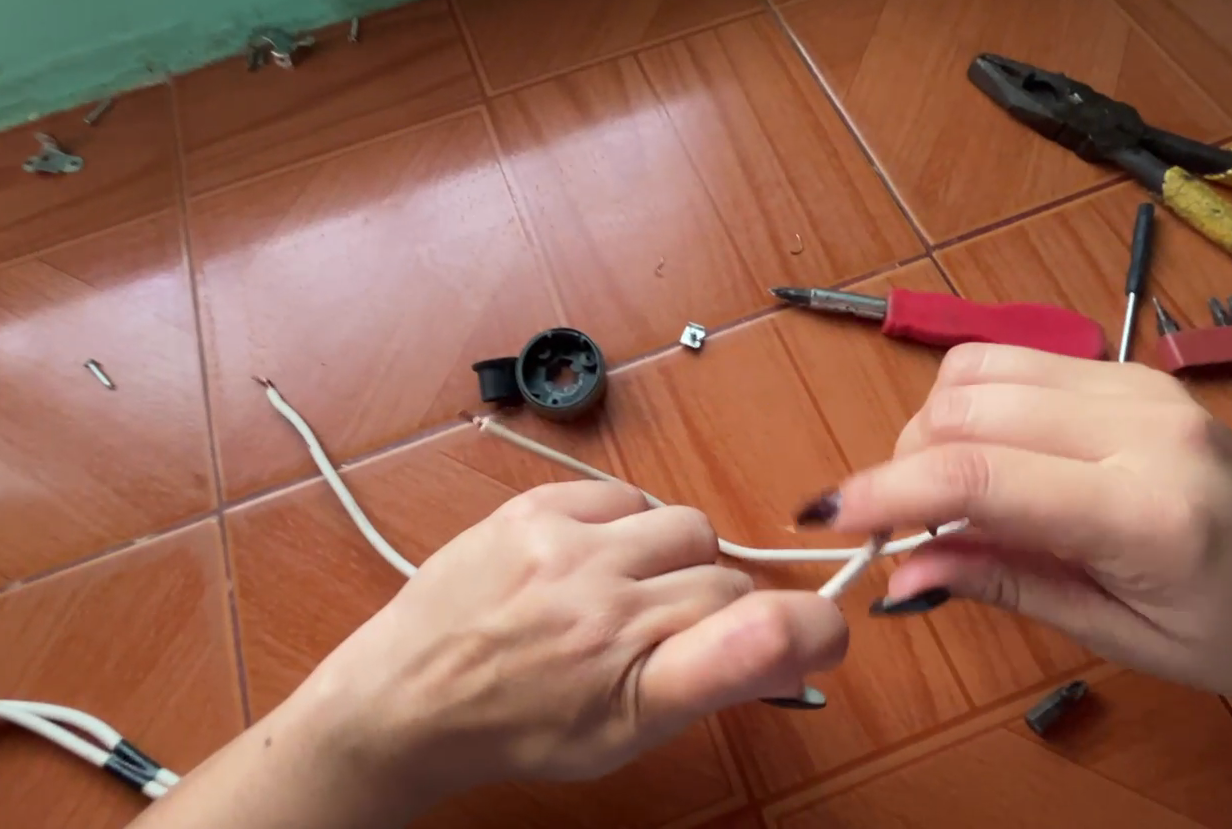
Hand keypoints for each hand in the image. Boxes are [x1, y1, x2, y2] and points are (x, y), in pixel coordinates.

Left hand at [292, 479, 847, 797]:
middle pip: (723, 571)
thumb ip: (708, 684)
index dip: (811, 626)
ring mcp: (564, 545)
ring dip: (672, 554)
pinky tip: (589, 555)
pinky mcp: (532, 507)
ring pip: (681, 522)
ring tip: (626, 583)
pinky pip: (623, 496)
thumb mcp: (621, 736)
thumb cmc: (519, 726)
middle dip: (713, 598)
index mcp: (633, 681)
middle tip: (668, 621)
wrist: (410, 693)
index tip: (821, 630)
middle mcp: (604, 605)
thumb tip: (786, 642)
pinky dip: (623, 525)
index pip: (759, 634)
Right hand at [808, 344, 1231, 711]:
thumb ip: (999, 582)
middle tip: (905, 519)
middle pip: (963, 409)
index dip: (888, 490)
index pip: (980, 474)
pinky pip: (1004, 360)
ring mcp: (1133, 383)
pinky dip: (965, 402)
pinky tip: (985, 447)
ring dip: (930, 425)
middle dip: (904, 461)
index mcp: (1150, 511)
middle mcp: (1141, 424)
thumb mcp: (1116, 635)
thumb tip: (899, 570)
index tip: (828, 517)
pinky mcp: (1123, 367)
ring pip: (972, 371)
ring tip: (947, 484)